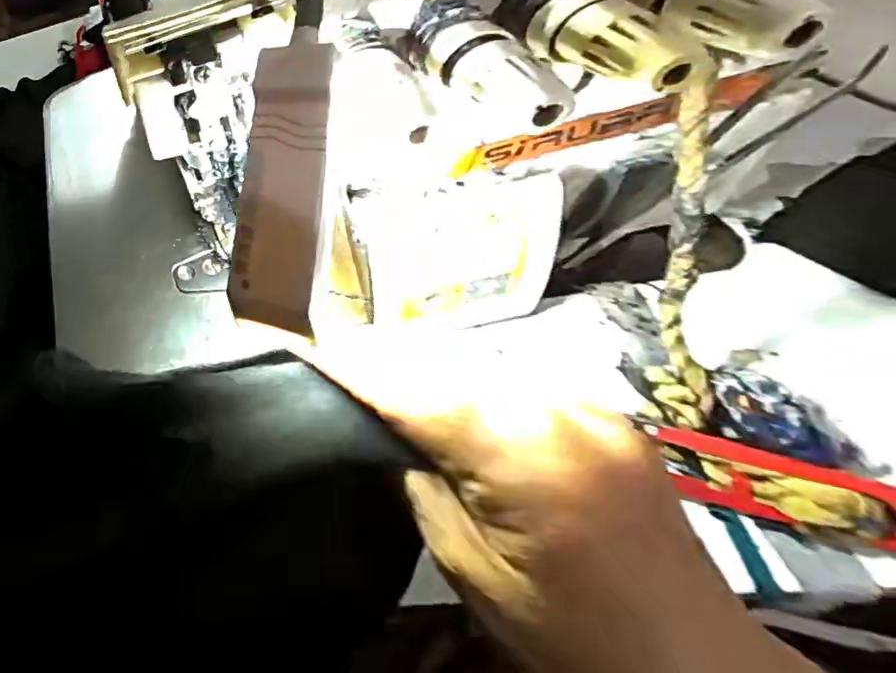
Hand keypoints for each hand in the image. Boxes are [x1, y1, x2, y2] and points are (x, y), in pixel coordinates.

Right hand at [297, 328, 815, 672]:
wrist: (696, 669)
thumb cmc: (565, 629)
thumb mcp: (462, 557)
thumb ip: (411, 472)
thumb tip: (372, 420)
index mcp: (519, 448)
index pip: (400, 387)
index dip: (340, 366)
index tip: (290, 345)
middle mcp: (555, 408)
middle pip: (433, 362)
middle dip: (376, 363)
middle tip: (327, 368)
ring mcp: (586, 404)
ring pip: (469, 361)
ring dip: (419, 369)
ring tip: (376, 381)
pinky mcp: (603, 412)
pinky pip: (509, 377)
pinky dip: (465, 381)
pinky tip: (443, 397)